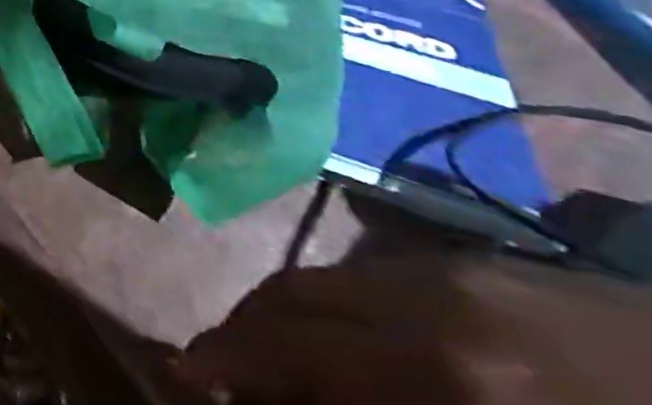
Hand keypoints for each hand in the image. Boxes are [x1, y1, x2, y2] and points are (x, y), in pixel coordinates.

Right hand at [177, 255, 651, 404]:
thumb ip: (367, 401)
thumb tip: (281, 396)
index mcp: (442, 371)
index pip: (290, 347)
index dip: (226, 358)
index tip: (183, 373)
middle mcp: (425, 303)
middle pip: (287, 296)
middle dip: (239, 329)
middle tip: (217, 364)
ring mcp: (445, 271)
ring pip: (318, 277)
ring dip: (279, 314)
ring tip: (271, 353)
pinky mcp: (468, 262)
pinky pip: (364, 276)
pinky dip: (332, 305)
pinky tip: (345, 339)